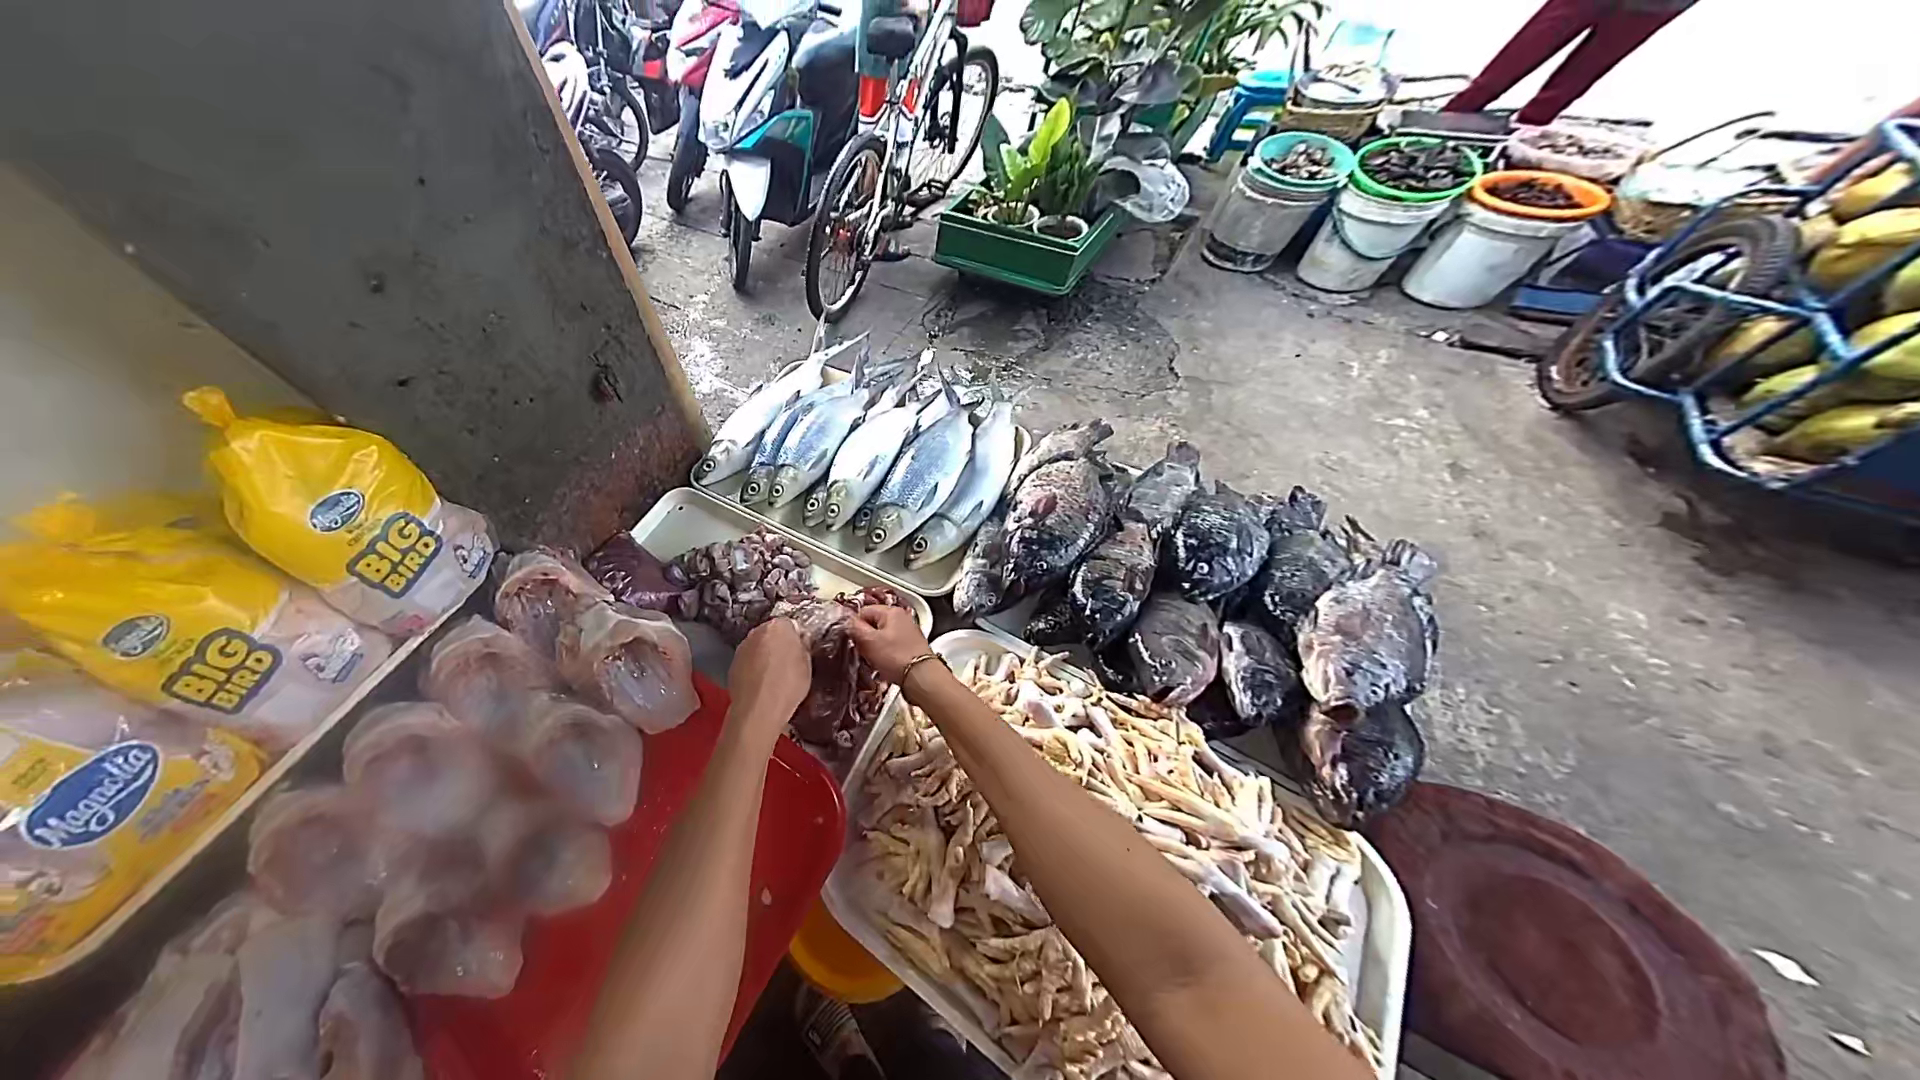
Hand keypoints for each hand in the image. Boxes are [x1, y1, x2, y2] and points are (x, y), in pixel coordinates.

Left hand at [726, 618, 809, 746]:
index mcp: (778, 626)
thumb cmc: (788, 685)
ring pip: (758, 646)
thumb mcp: (808, 665)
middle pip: (771, 633)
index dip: (797, 638)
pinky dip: (754, 667)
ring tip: (775, 675)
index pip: (790, 624)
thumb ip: (803, 647)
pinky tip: (762, 683)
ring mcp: (742, 648)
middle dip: (779, 644)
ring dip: (765, 655)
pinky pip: (748, 661)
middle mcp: (757, 632)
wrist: (758, 710)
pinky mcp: (732, 664)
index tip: (801, 651)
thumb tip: (800, 641)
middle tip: (789, 662)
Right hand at [847, 605, 933, 683]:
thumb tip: (848, 622)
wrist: (921, 677)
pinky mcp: (911, 647)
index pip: (864, 611)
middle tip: (864, 651)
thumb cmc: (896, 657)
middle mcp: (902, 618)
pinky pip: (891, 647)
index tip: (853, 639)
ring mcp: (908, 633)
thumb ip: (855, 628)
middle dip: (865, 638)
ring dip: (875, 648)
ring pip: (882, 637)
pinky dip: (886, 654)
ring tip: (875, 659)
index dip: (855, 626)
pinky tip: (885, 664)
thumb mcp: (868, 641)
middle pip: (873, 624)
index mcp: (891, 612)